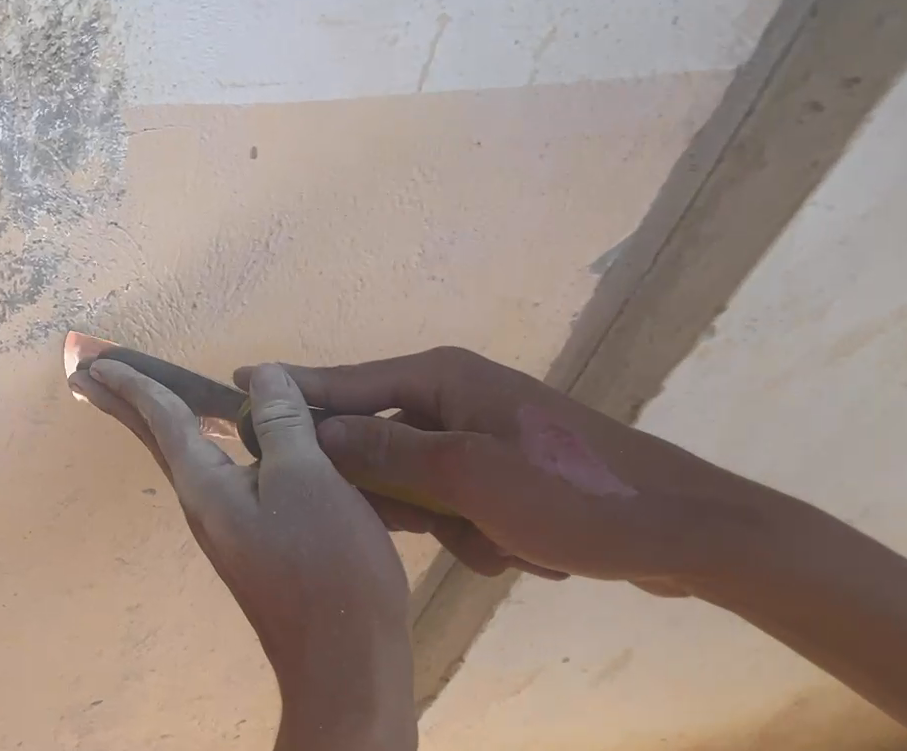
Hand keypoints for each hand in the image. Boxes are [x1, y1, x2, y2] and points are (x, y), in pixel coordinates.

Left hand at [71, 359, 414, 750]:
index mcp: (202, 482)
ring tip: (138, 397)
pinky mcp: (248, 538)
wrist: (345, 665)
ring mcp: (222, 523)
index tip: (97, 361)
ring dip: (153, 419)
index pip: (160, 416)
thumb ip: (280, 422)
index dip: (133, 382)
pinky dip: (195, 441)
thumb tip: (261, 374)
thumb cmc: (327, 567)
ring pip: (179, 454)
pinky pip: (209, 470)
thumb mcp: (307, 479)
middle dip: (120, 403)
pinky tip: (216, 443)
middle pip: (152, 436)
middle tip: (83, 377)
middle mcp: (199, 501)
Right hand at [291, 346, 768, 595]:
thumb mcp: (466, 476)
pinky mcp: (502, 469)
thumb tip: (314, 430)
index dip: (288, 387)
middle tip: (399, 519)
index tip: (234, 385)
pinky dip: (472, 529)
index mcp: (438, 377)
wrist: (694, 534)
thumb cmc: (572, 494)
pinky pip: (451, 497)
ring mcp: (478, 433)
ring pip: (412, 476)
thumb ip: (381, 449)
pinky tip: (513, 549)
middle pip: (373, 433)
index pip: (342, 381)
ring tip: (490, 541)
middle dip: (388, 485)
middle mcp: (451, 395)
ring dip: (441, 518)